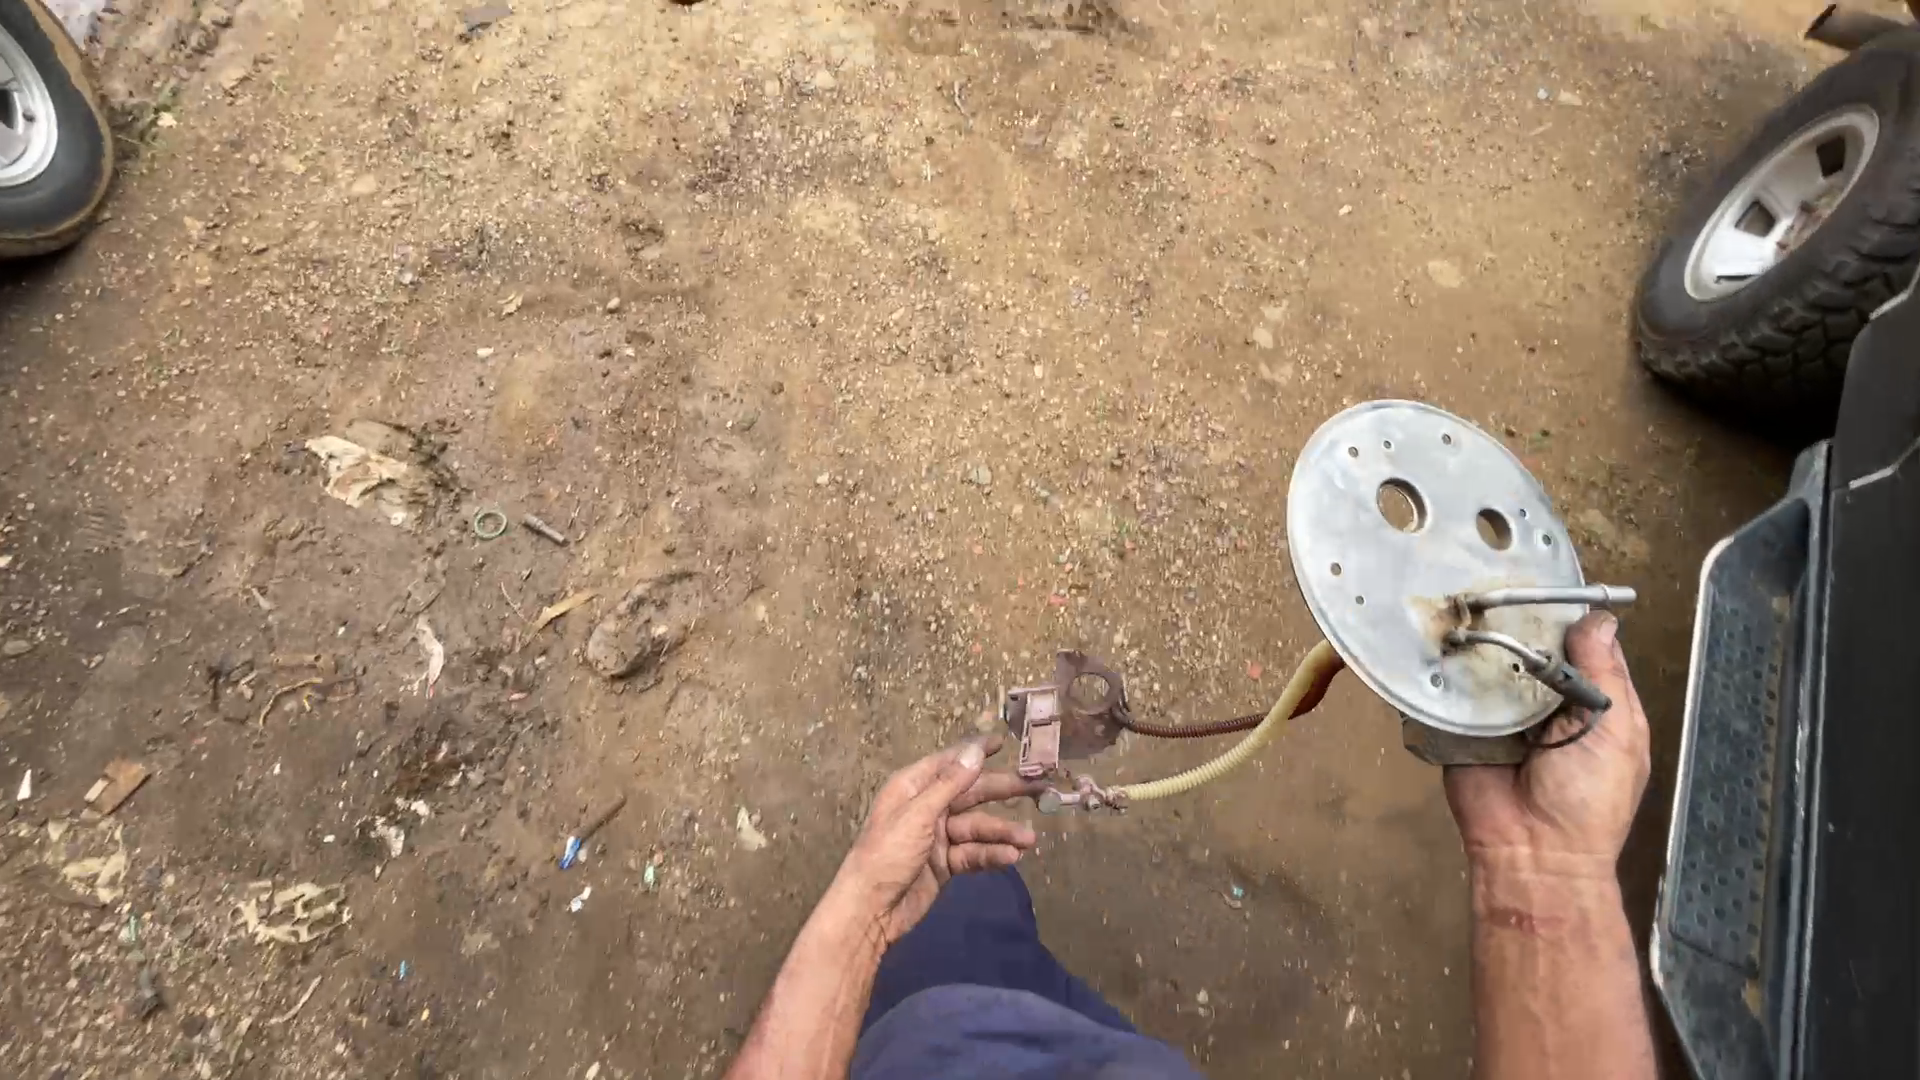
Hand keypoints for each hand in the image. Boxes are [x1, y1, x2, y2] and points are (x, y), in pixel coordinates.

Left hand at [829, 735, 1043, 944]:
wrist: (870, 910)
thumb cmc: (887, 853)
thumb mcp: (917, 815)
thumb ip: (949, 784)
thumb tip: (974, 751)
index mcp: (914, 786)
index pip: (951, 762)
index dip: (976, 751)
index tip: (1003, 743)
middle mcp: (928, 806)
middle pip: (972, 793)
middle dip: (1003, 791)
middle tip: (1038, 788)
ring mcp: (938, 836)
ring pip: (977, 826)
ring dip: (1002, 832)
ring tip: (1029, 839)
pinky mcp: (946, 864)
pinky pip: (974, 853)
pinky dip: (992, 854)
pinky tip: (1011, 857)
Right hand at [1444, 612, 1650, 878]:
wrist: (1530, 847)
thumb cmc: (1587, 797)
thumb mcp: (1614, 733)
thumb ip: (1604, 677)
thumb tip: (1598, 619)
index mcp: (1585, 700)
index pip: (1572, 646)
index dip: (1559, 617)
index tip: (1537, 583)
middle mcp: (1536, 698)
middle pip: (1520, 650)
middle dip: (1505, 626)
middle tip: (1482, 590)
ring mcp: (1491, 709)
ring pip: (1480, 666)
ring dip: (1468, 645)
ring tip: (1449, 612)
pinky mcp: (1454, 722)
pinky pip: (1445, 691)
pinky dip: (1437, 672)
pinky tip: (1425, 645)